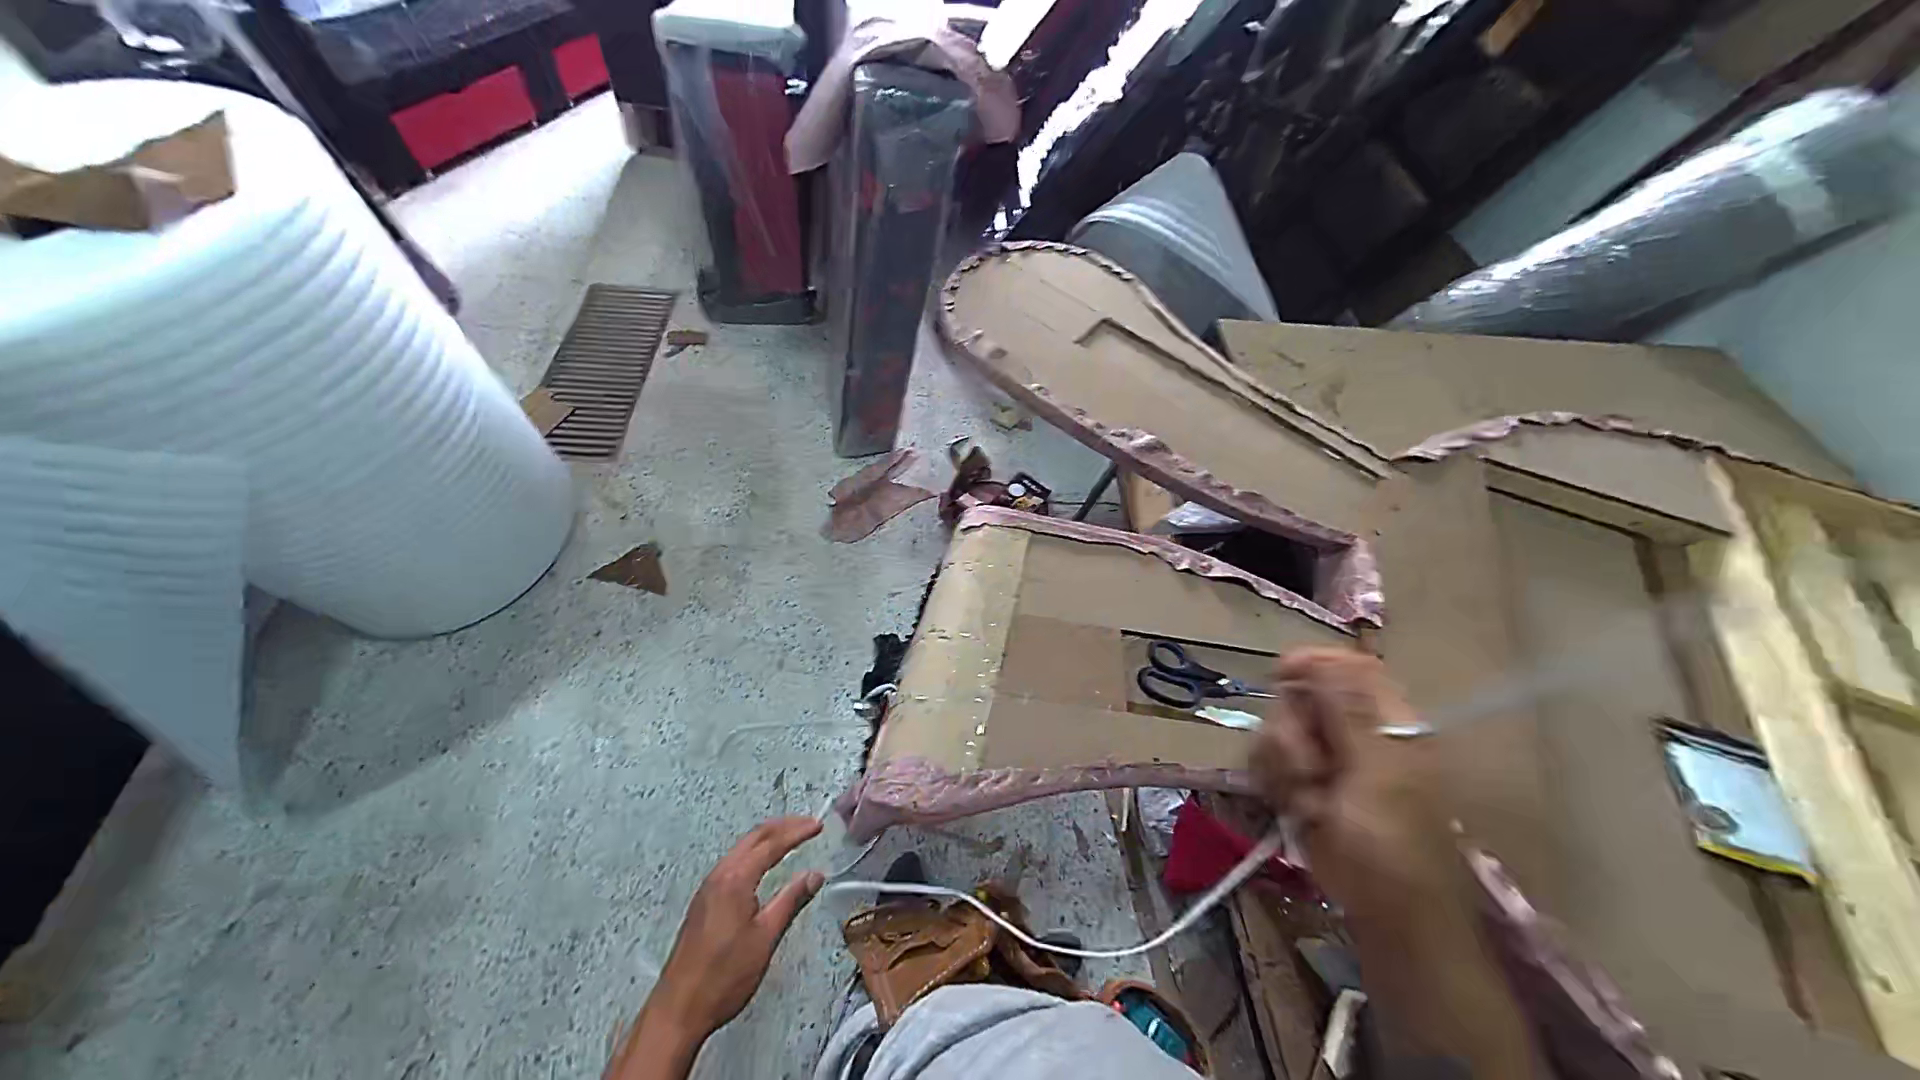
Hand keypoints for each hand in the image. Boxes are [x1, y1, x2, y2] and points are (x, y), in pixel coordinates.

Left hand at [609, 817, 824, 1079]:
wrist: (678, 1009)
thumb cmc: (724, 976)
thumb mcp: (766, 937)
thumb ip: (791, 900)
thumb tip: (815, 874)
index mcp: (735, 879)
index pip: (771, 844)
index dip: (797, 831)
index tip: (818, 826)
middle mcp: (719, 876)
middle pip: (754, 837)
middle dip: (783, 826)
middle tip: (808, 824)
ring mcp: (708, 888)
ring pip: (742, 848)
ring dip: (767, 837)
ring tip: (790, 837)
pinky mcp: (704, 902)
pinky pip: (733, 862)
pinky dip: (754, 852)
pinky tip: (763, 863)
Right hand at [1251, 650, 1543, 1079]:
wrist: (1385, 911)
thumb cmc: (1393, 844)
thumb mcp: (1377, 773)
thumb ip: (1350, 714)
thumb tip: (1327, 659)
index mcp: (1383, 720)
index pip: (1347, 666)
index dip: (1313, 663)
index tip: (1281, 673)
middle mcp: (1350, 732)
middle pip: (1299, 698)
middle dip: (1293, 731)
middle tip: (1309, 767)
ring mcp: (1324, 757)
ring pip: (1276, 730)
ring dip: (1282, 763)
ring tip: (1307, 799)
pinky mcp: (1299, 781)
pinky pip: (1266, 760)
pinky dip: (1274, 782)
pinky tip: (1295, 807)